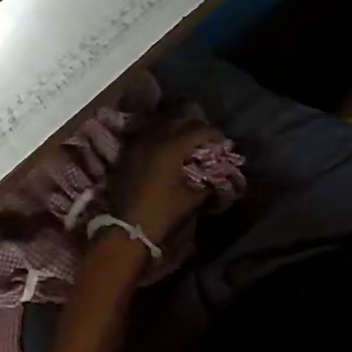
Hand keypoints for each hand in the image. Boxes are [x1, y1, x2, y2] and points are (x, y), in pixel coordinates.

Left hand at [109, 115, 225, 244]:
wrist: (125, 229)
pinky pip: (150, 136)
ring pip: (163, 126)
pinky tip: (169, 151)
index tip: (225, 142)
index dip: (215, 133)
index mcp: (172, 146)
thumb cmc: (161, 214)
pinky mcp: (129, 153)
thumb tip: (220, 179)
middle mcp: (154, 138)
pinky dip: (163, 138)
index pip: (199, 129)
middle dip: (197, 128)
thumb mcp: (191, 200)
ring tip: (190, 143)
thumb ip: (208, 185)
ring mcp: (139, 144)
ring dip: (179, 130)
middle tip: (209, 140)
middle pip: (181, 122)